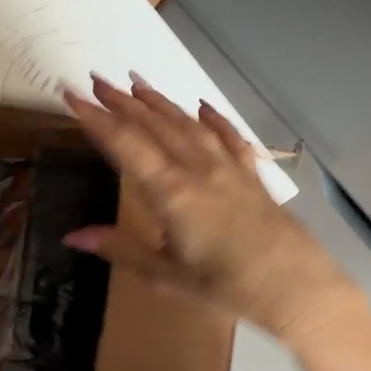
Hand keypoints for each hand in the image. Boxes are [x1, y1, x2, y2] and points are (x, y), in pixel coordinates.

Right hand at [62, 73, 361, 344]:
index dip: (96, 118)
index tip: (72, 95)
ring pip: (188, 125)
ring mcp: (228, 169)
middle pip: (155, 125)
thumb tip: (71, 235)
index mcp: (172, 193)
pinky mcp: (251, 177)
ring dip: (160, 102)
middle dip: (122, 102)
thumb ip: (119, 249)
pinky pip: (229, 138)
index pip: (126, 145)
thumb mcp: (164, 275)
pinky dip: (213, 119)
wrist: (298, 289)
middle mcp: (199, 170)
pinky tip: (203, 106)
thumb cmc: (226, 287)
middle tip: (96, 80)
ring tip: (136, 83)